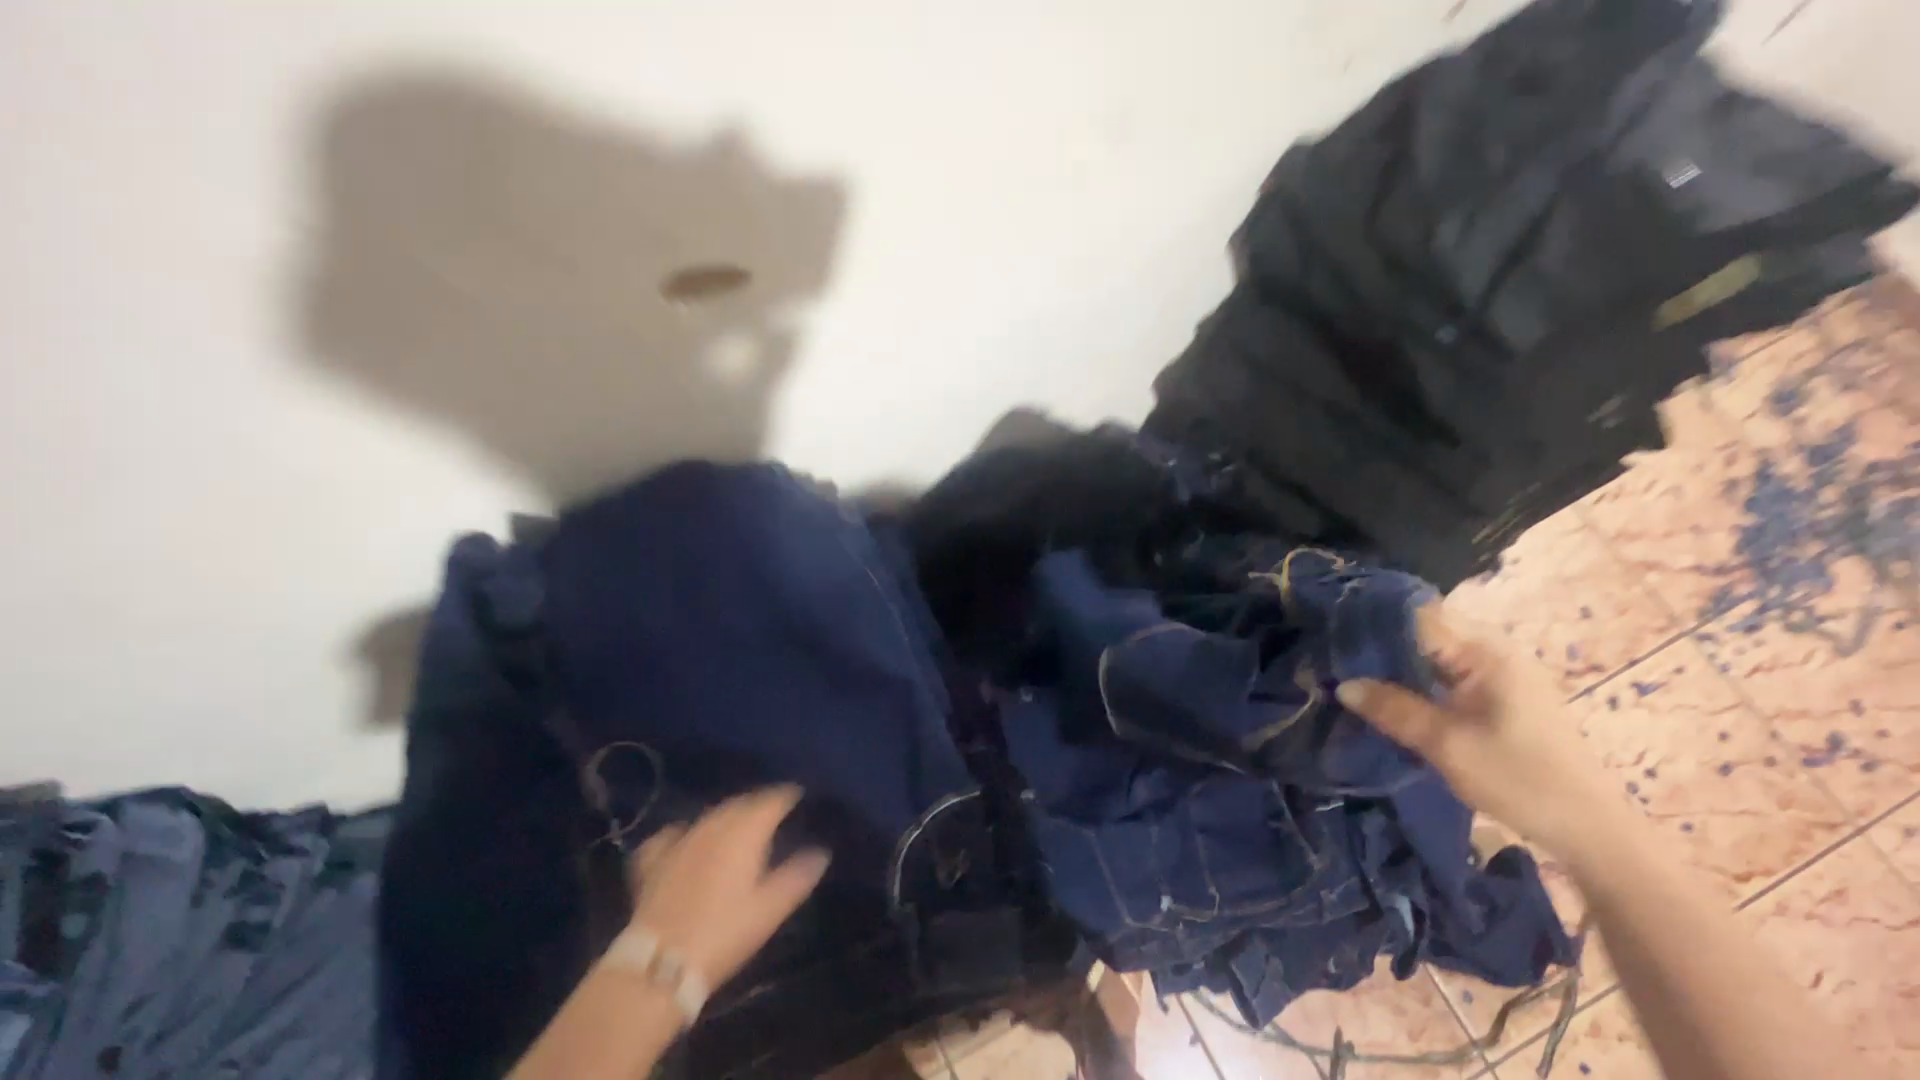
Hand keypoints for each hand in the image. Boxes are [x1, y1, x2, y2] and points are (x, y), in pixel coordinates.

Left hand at [627, 786, 830, 987]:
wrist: (662, 961)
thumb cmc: (724, 933)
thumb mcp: (769, 909)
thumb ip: (797, 877)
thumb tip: (821, 853)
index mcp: (744, 834)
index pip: (769, 802)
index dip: (785, 796)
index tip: (796, 794)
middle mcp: (712, 828)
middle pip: (738, 804)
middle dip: (757, 803)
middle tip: (771, 810)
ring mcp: (680, 842)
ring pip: (708, 817)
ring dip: (726, 815)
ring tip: (738, 823)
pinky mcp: (653, 862)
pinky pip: (672, 836)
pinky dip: (685, 833)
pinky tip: (686, 839)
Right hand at [1335, 606, 1618, 849]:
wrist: (1590, 829)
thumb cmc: (1520, 780)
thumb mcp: (1446, 745)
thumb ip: (1393, 709)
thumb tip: (1343, 684)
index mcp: (1487, 652)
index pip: (1419, 616)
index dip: (1374, 621)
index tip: (1333, 632)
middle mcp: (1496, 652)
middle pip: (1426, 632)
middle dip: (1381, 644)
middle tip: (1334, 658)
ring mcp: (1502, 675)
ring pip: (1436, 656)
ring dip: (1398, 665)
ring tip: (1353, 676)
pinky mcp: (1503, 698)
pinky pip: (1449, 676)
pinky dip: (1419, 682)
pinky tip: (1392, 698)